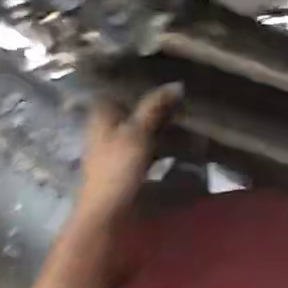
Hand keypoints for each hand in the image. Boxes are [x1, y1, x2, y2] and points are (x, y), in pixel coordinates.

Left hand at [74, 84, 182, 223]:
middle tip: (182, 94)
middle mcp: (104, 128)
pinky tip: (180, 143)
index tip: (161, 72)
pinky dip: (159, 143)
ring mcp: (114, 149)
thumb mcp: (138, 133)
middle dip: (153, 103)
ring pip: (139, 128)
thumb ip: (154, 107)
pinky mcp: (125, 168)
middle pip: (130, 108)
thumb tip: (176, 84)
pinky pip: (145, 147)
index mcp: (101, 115)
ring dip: (159, 124)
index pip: (116, 87)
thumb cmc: (117, 169)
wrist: (107, 214)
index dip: (136, 79)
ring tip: (186, 115)